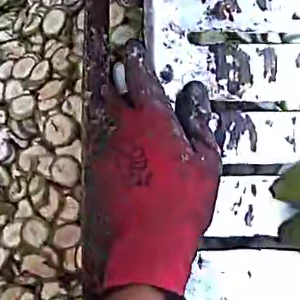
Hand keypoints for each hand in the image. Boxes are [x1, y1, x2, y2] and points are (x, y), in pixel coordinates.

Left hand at [88, 40, 219, 299]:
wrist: (143, 249)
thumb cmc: (181, 207)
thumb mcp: (206, 163)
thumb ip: (197, 122)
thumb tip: (193, 94)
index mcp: (151, 120)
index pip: (137, 75)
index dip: (135, 58)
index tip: (134, 50)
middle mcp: (120, 128)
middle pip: (115, 91)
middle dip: (122, 81)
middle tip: (132, 77)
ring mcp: (103, 148)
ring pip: (108, 117)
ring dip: (120, 112)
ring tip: (138, 122)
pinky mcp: (93, 169)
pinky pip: (104, 142)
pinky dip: (115, 139)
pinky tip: (130, 153)